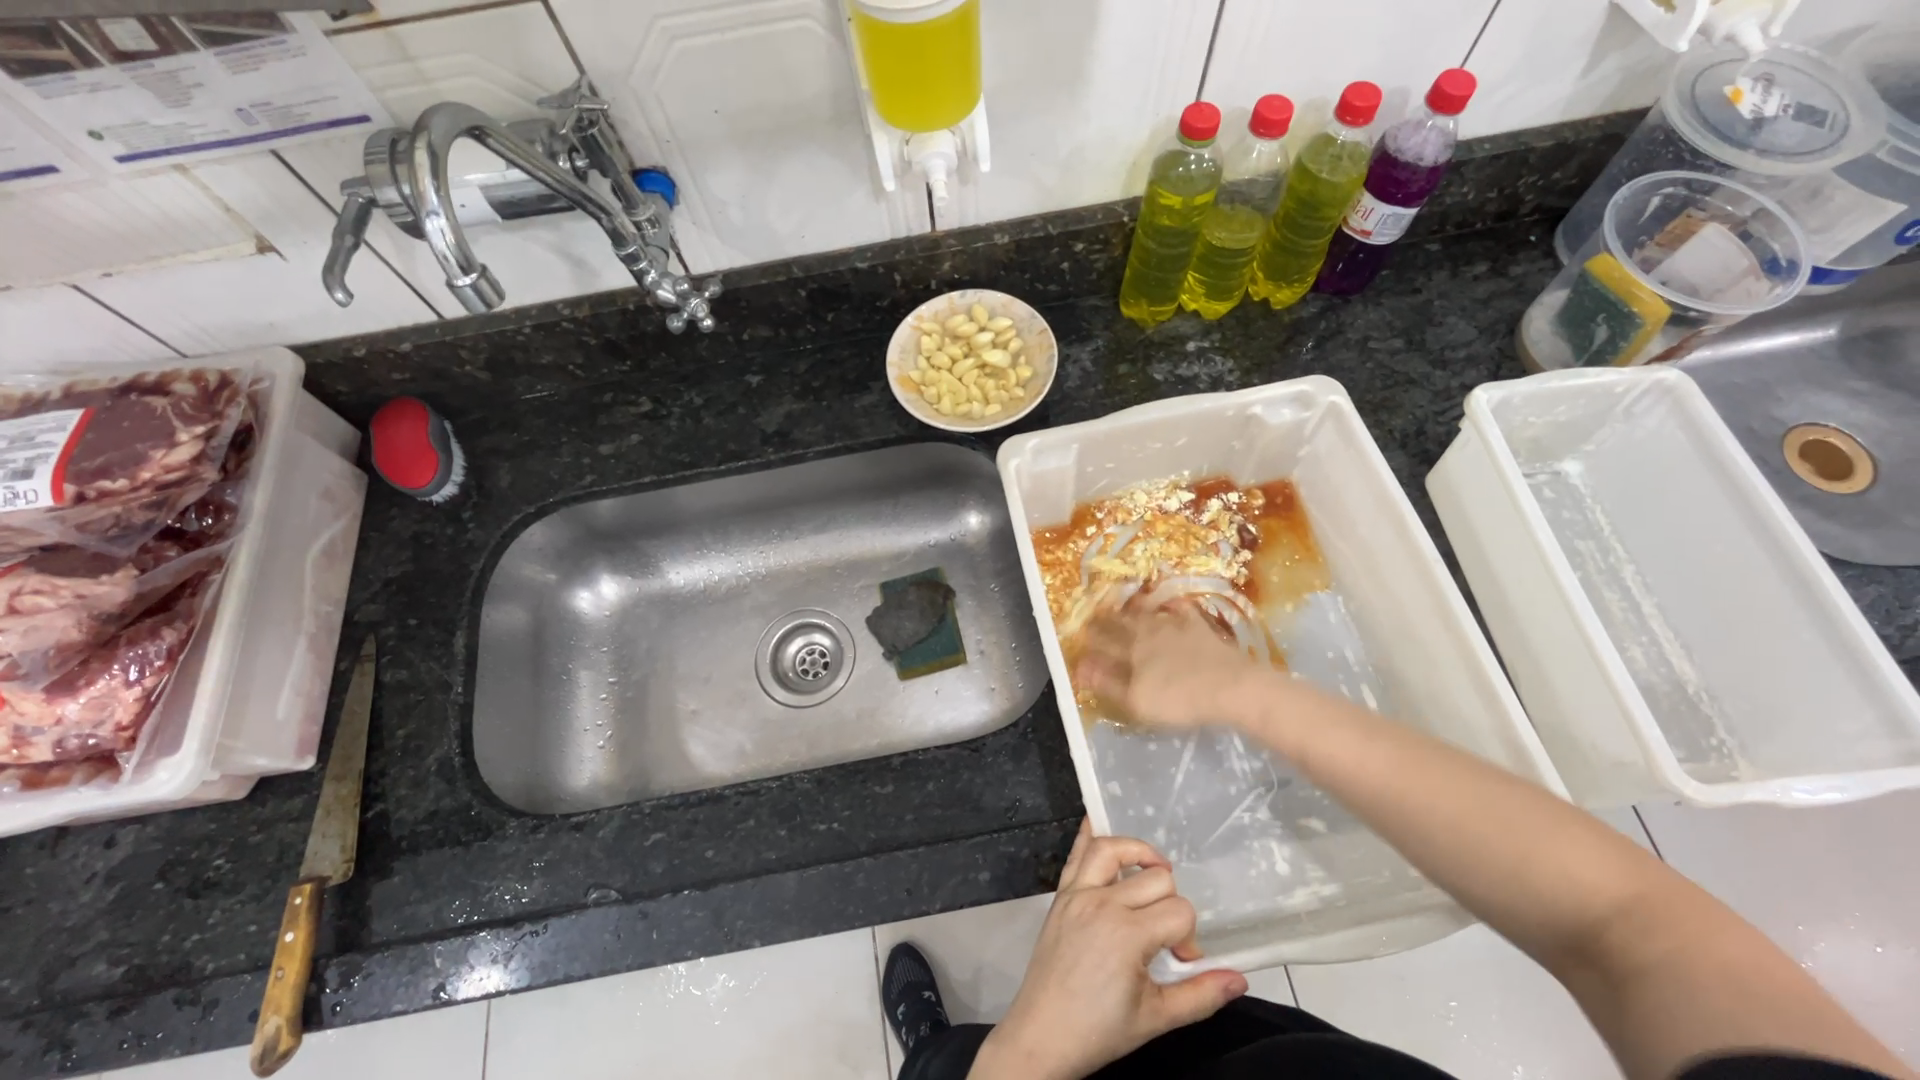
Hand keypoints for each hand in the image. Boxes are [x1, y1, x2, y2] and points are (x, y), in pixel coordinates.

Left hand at [969, 822, 1246, 1079]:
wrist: (1042, 1036)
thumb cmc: (1099, 1030)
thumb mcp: (1157, 1019)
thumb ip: (1201, 995)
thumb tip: (1239, 979)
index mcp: (1127, 934)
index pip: (1179, 912)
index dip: (1188, 938)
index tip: (1179, 961)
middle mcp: (1101, 904)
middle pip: (1156, 878)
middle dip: (1170, 904)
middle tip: (1163, 938)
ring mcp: (1077, 895)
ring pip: (1113, 849)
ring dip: (1139, 855)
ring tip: (1153, 873)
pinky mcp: (1060, 897)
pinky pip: (1075, 854)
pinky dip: (1089, 835)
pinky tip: (1100, 823)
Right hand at [1074, 603, 1270, 731]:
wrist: (1230, 687)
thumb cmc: (1179, 700)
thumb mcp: (1136, 700)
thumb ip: (1106, 683)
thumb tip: (1080, 668)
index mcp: (1131, 651)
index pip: (1103, 642)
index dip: (1090, 639)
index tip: (1078, 633)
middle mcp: (1148, 633)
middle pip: (1122, 624)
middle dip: (1106, 620)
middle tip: (1094, 614)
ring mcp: (1176, 626)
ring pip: (1148, 614)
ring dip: (1133, 610)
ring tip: (1124, 606)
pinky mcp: (1200, 627)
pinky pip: (1181, 610)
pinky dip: (1171, 605)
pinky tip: (1169, 603)